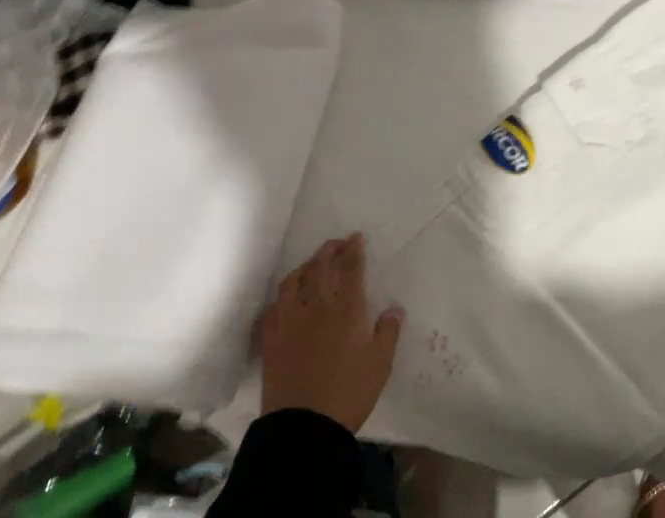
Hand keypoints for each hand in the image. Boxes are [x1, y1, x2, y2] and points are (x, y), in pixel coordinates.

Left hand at [259, 233, 404, 431]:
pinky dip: (283, 295)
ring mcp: (289, 322)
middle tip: (337, 244)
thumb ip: (388, 332)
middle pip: (319, 268)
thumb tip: (393, 309)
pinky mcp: (271, 340)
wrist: (303, 426)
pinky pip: (274, 306)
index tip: (356, 238)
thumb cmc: (349, 393)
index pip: (350, 270)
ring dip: (304, 267)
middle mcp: (316, 308)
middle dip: (329, 251)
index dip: (354, 251)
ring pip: (292, 282)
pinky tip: (287, 298)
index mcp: (346, 310)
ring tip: (312, 265)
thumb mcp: (380, 364)